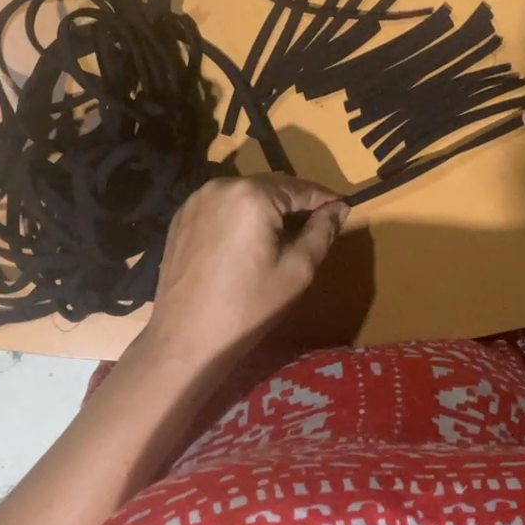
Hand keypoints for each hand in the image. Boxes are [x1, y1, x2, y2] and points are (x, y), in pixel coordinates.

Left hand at [144, 174, 348, 364]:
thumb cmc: (248, 307)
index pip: (300, 187)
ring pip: (246, 194)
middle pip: (272, 186)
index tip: (343, 210)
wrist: (185, 339)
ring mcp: (197, 200)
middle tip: (316, 226)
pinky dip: (240, 215)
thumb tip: (338, 208)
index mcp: (253, 194)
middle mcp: (222, 185)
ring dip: (267, 208)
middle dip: (295, 203)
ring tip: (282, 236)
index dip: (324, 199)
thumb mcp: (298, 270)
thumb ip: (322, 232)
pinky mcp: (182, 217)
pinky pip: (222, 206)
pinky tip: (247, 242)